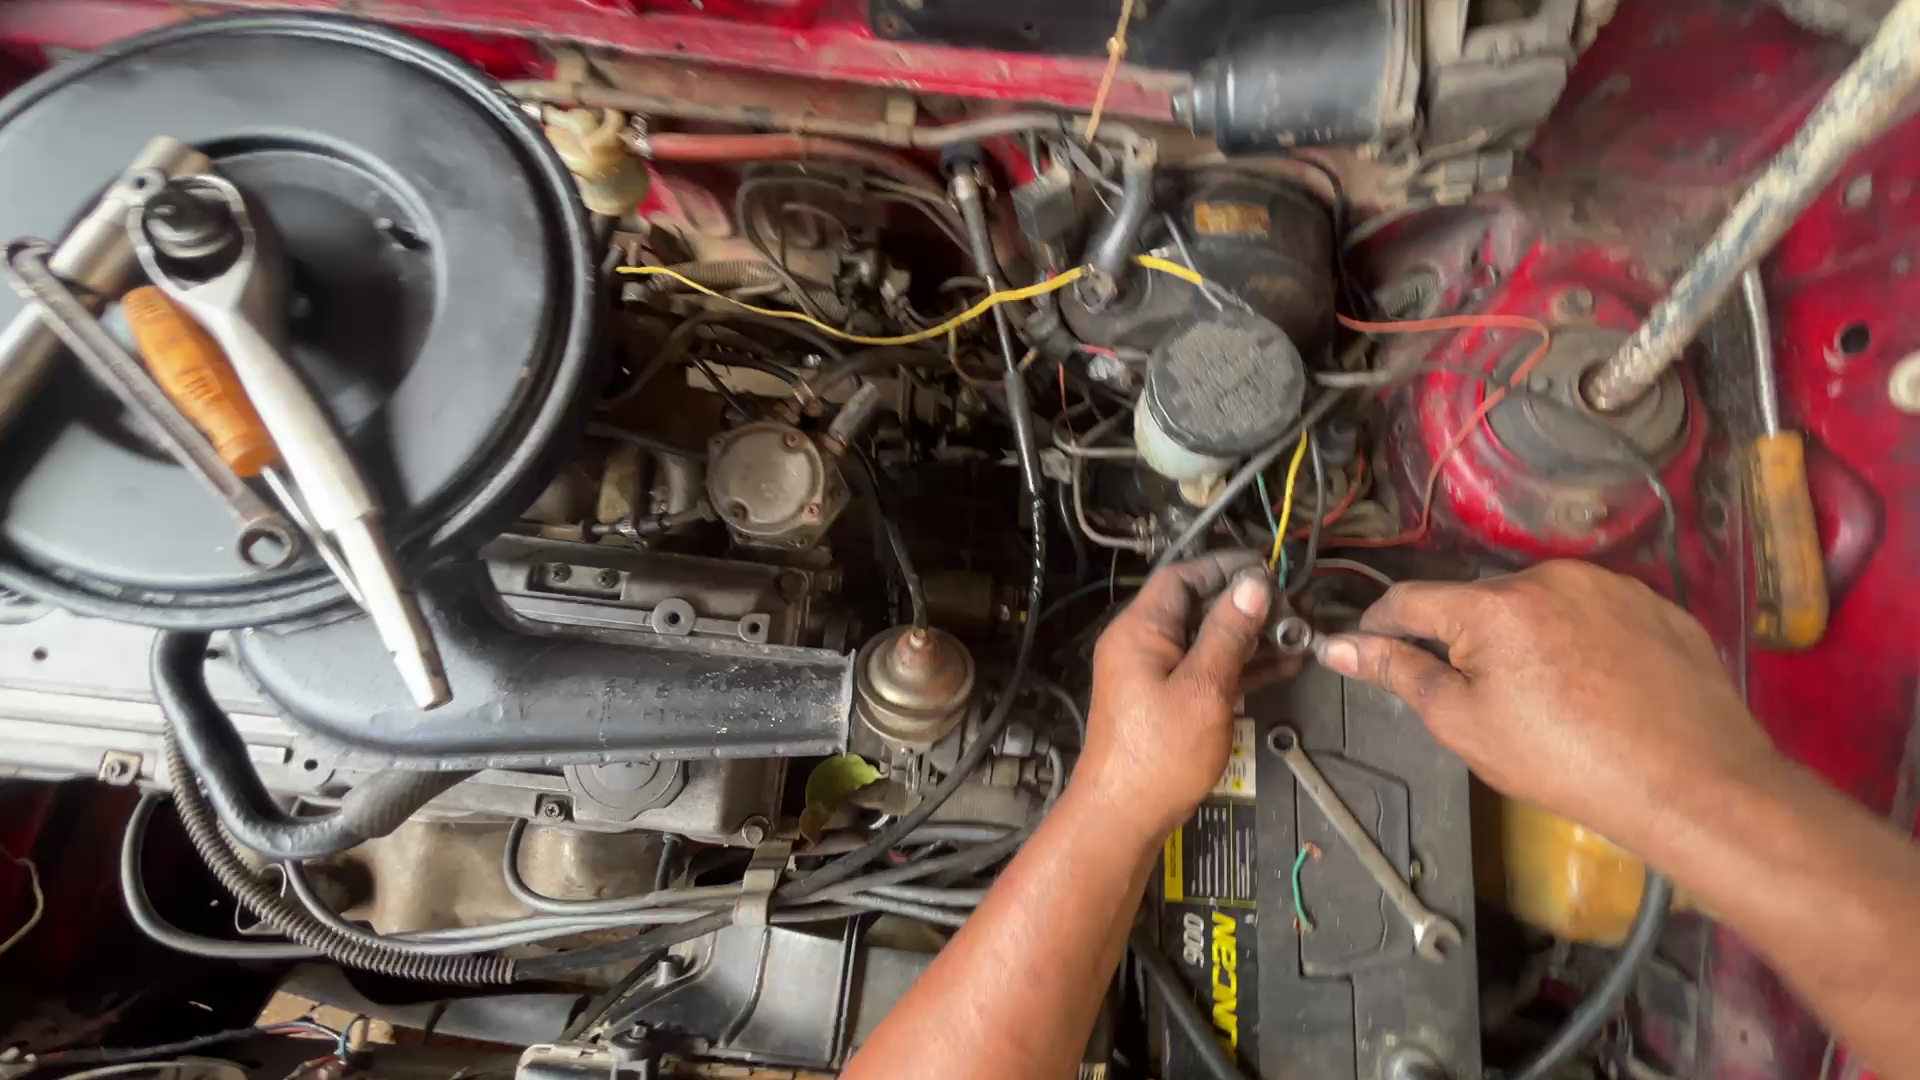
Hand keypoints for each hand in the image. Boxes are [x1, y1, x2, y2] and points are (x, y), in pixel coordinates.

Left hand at [1078, 551, 1272, 841]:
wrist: (1125, 813)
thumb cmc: (1160, 752)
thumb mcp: (1203, 688)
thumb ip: (1228, 634)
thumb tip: (1253, 584)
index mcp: (1139, 630)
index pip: (1180, 577)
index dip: (1223, 567)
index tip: (1267, 567)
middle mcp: (1142, 643)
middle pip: (1195, 605)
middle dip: (1243, 602)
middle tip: (1292, 604)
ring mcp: (1154, 671)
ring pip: (1205, 638)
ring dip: (1248, 634)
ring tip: (1297, 632)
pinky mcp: (1168, 697)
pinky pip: (1206, 667)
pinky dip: (1239, 664)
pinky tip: (1283, 663)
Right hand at [1316, 560, 1779, 849]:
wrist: (1701, 791)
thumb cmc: (1562, 761)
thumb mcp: (1460, 721)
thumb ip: (1396, 671)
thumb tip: (1336, 646)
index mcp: (1492, 605)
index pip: (1407, 599)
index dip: (1379, 625)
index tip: (1371, 651)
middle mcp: (1547, 577)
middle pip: (1471, 599)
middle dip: (1457, 635)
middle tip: (1472, 689)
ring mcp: (1608, 586)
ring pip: (1529, 600)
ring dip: (1514, 630)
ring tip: (1537, 686)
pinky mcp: (1654, 603)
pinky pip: (1585, 607)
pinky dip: (1569, 632)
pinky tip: (1587, 678)